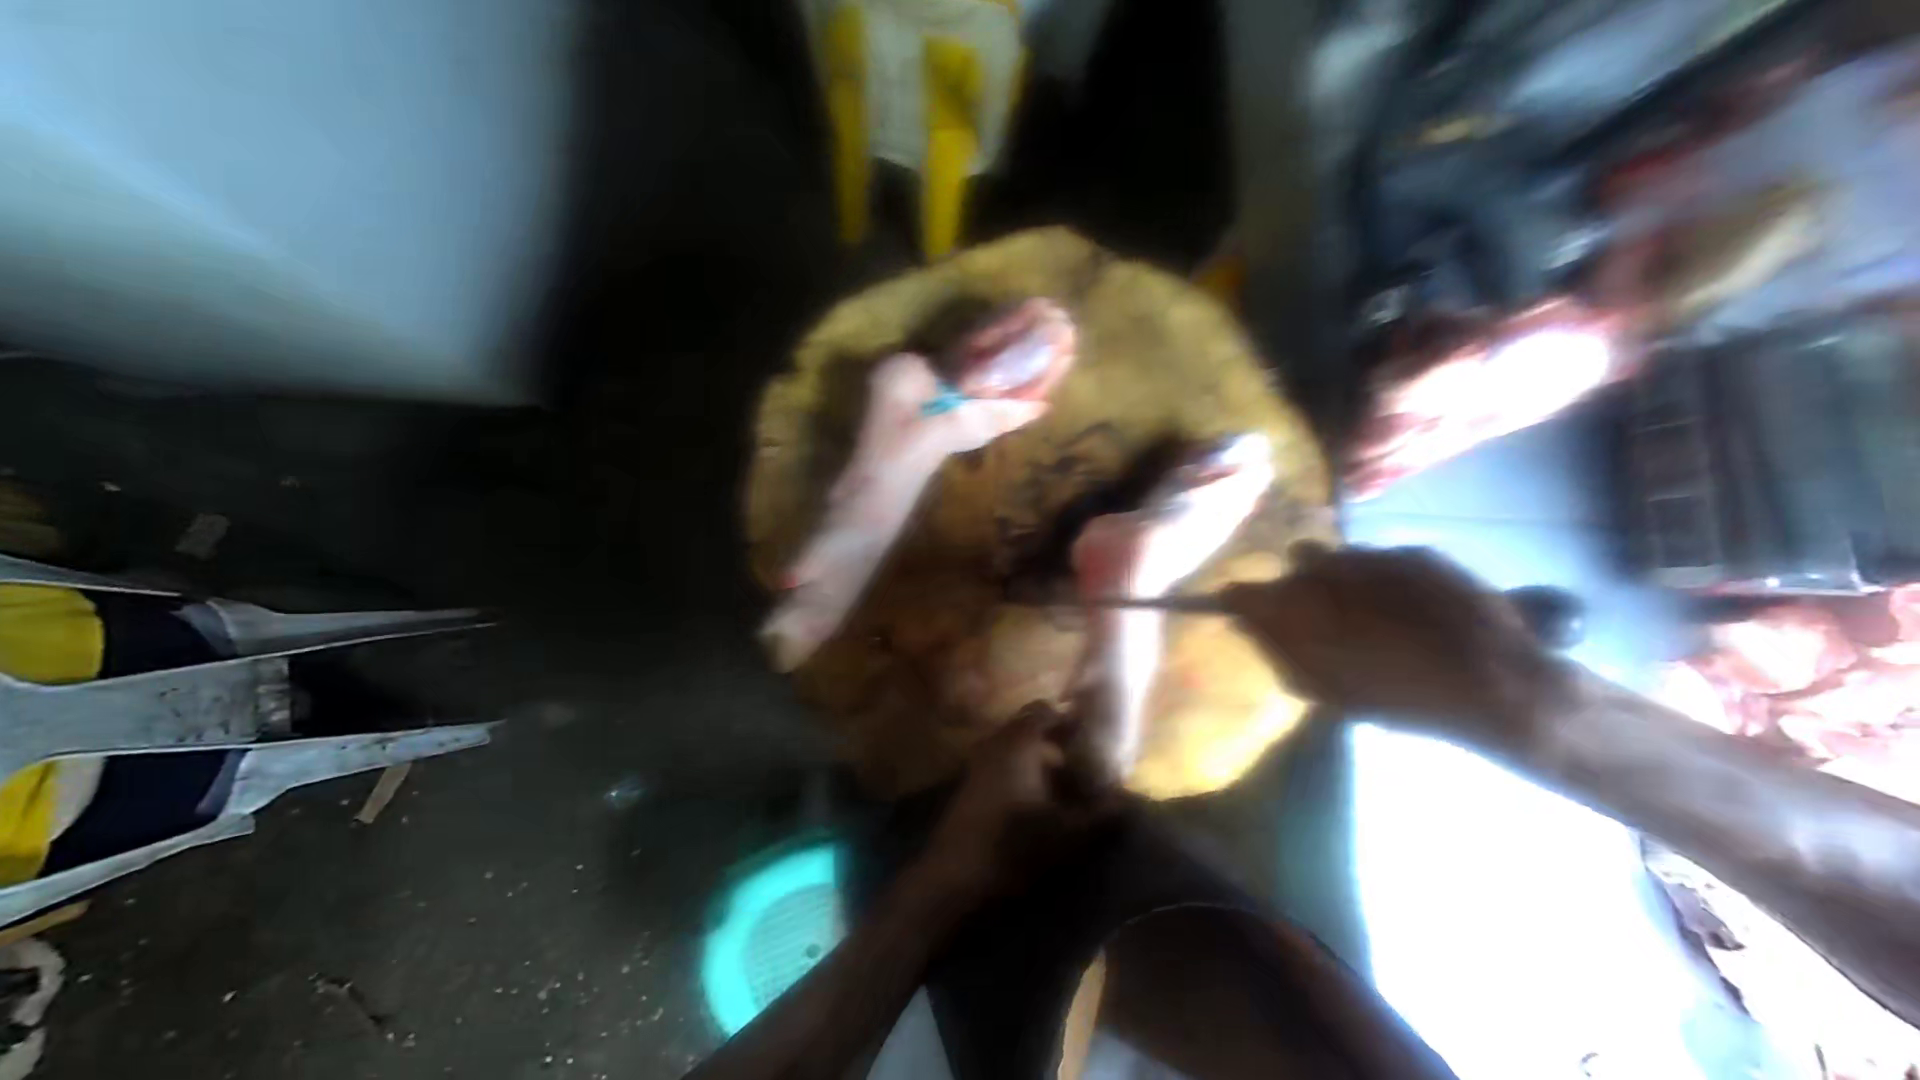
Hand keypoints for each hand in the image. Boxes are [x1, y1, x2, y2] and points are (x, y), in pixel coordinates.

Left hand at [917, 702, 1119, 901]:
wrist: (956, 874)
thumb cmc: (1015, 845)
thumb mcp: (1068, 833)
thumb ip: (1101, 813)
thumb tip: (1126, 798)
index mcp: (1020, 742)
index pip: (1046, 711)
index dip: (1070, 720)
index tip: (1092, 738)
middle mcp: (997, 742)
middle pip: (1029, 726)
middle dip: (1056, 739)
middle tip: (1083, 762)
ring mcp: (980, 761)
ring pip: (1015, 744)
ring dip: (1039, 756)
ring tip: (1066, 783)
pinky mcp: (971, 783)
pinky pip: (1002, 761)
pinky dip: (1021, 769)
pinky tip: (1038, 799)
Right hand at [1219, 543, 1574, 757]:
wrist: (1498, 684)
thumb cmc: (1405, 698)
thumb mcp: (1333, 692)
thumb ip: (1284, 654)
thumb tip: (1248, 626)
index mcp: (1304, 608)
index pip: (1247, 592)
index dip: (1242, 600)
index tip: (1244, 610)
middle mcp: (1331, 572)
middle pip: (1299, 561)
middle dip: (1306, 580)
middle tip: (1327, 613)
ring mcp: (1376, 557)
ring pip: (1342, 555)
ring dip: (1346, 575)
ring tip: (1376, 610)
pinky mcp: (1418, 553)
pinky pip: (1384, 559)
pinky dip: (1387, 578)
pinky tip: (1412, 608)